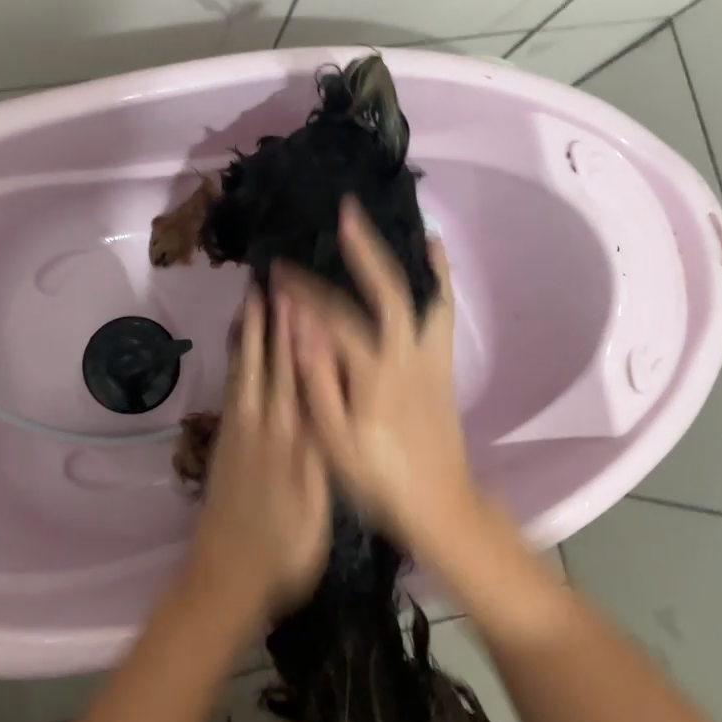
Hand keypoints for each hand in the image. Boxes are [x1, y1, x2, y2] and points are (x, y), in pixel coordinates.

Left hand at [185, 288, 331, 617]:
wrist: (224, 581)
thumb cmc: (282, 551)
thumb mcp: (314, 509)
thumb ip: (317, 454)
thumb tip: (325, 402)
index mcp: (286, 441)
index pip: (292, 377)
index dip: (292, 336)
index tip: (294, 296)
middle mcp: (259, 430)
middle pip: (262, 367)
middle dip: (264, 325)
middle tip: (263, 285)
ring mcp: (237, 438)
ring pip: (242, 377)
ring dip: (246, 340)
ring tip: (247, 306)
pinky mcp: (225, 450)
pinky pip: (232, 394)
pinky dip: (236, 368)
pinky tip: (239, 359)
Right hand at [284, 198, 479, 552]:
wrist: (439, 508)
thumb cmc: (377, 481)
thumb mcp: (334, 442)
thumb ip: (318, 382)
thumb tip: (300, 329)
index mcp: (374, 377)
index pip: (333, 320)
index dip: (303, 293)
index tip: (277, 271)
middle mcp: (408, 358)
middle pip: (387, 292)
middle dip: (364, 251)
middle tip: (347, 214)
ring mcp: (431, 360)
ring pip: (426, 297)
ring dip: (415, 258)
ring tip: (411, 223)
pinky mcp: (444, 367)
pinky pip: (444, 314)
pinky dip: (441, 282)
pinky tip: (436, 260)